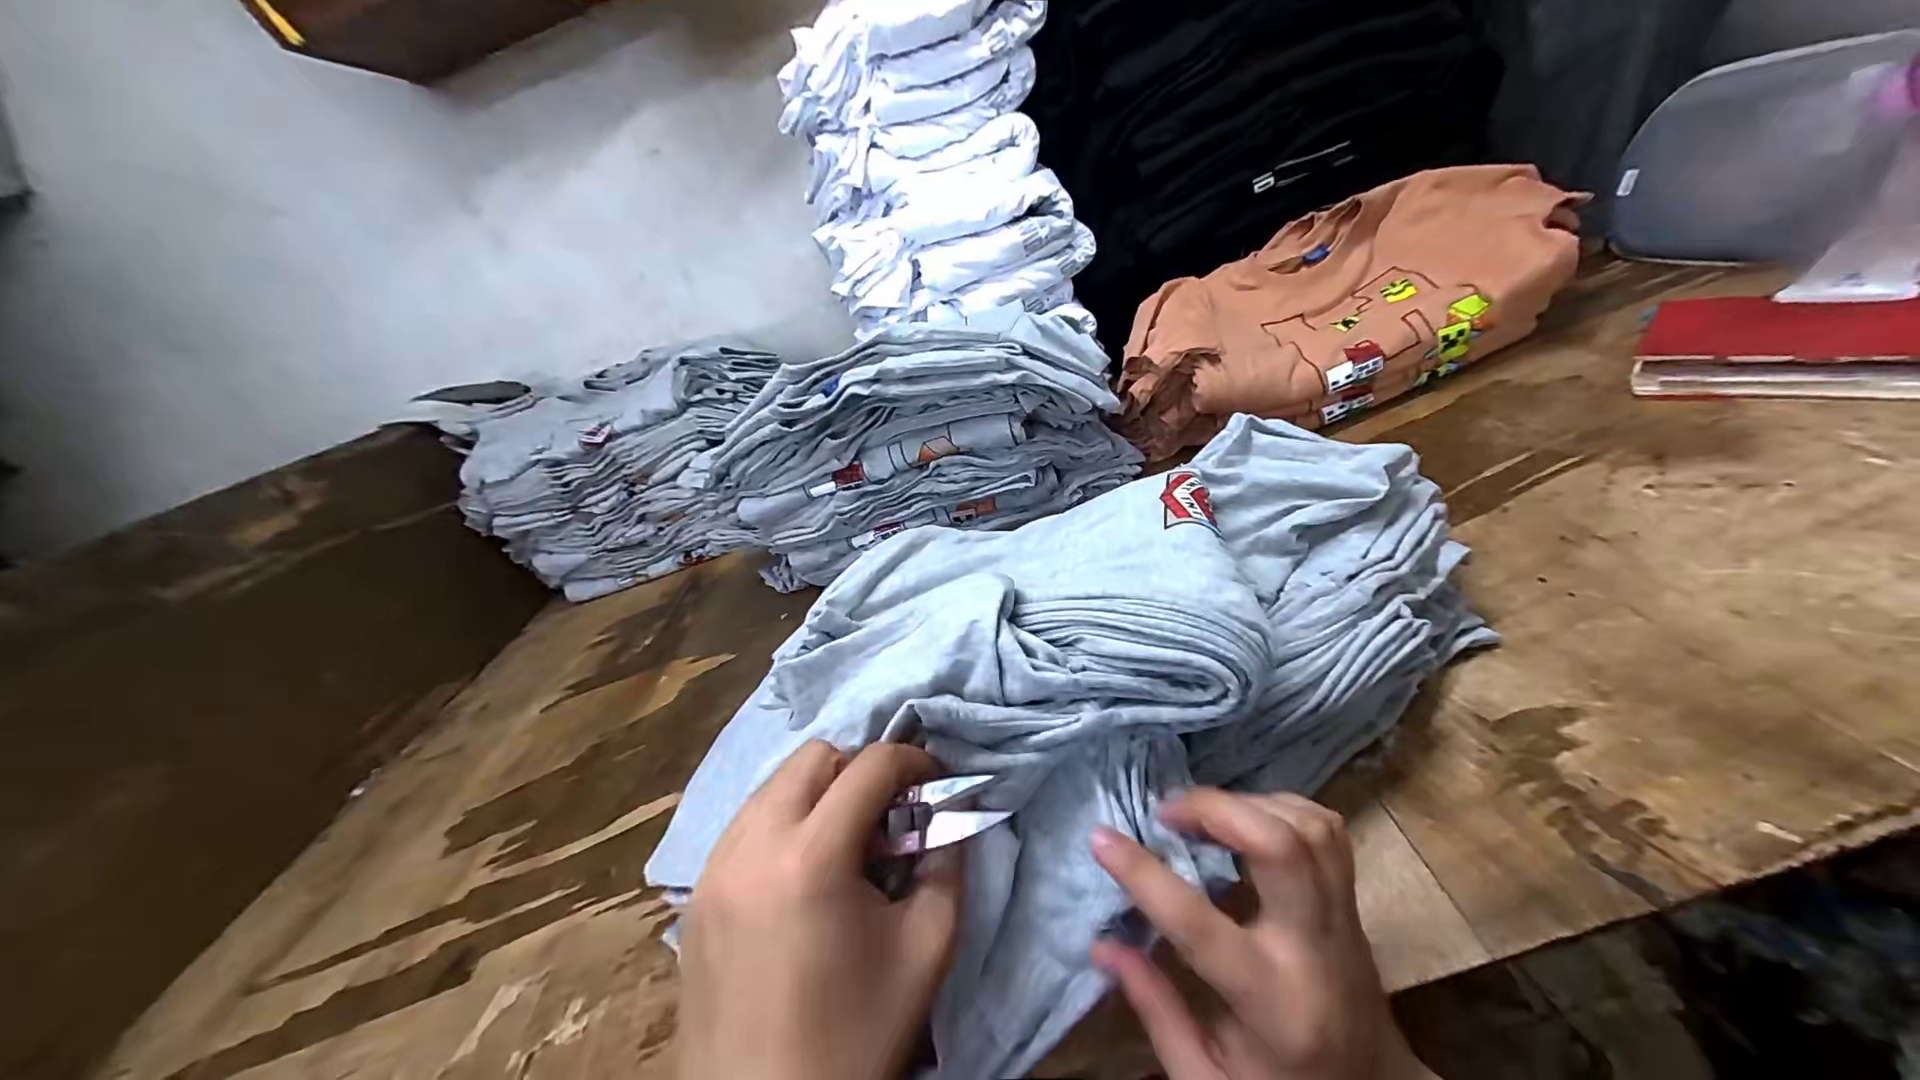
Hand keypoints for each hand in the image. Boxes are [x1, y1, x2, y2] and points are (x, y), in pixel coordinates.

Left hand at [676, 741, 962, 1079]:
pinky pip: (746, 824)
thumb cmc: (856, 1035)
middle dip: (860, 769)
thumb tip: (949, 813)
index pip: (868, 766)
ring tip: (846, 845)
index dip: (912, 760)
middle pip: (813, 757)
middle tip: (888, 814)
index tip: (934, 783)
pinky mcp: (696, 894)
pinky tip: (802, 874)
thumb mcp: (928, 948)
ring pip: (774, 784)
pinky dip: (784, 822)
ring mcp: (713, 868)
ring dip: (820, 793)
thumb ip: (948, 864)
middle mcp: (751, 846)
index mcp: (810, 858)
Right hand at [1089, 790, 1435, 1079]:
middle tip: (1167, 812)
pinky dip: (1279, 807)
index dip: (1143, 874)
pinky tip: (1245, 820)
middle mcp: (1315, 949)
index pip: (1199, 924)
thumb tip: (1102, 945)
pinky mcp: (1353, 901)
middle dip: (1215, 809)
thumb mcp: (1206, 1078)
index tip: (1101, 838)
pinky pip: (1326, 828)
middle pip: (1280, 846)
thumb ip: (1155, 1008)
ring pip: (1309, 827)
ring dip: (1247, 804)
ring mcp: (1344, 919)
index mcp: (1272, 1003)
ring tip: (1203, 815)